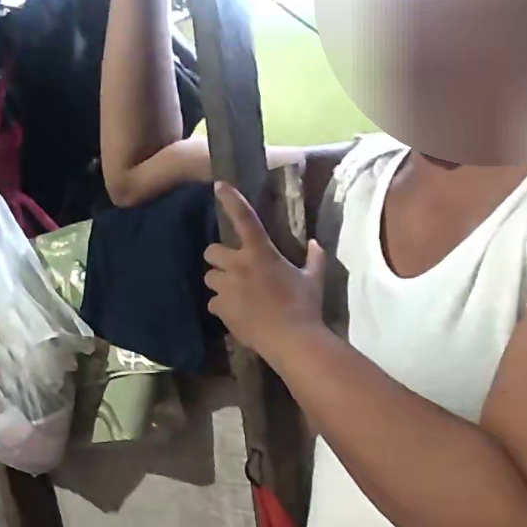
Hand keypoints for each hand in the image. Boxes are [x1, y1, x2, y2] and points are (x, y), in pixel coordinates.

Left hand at [205, 183, 328, 362]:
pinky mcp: (222, 309)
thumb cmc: (305, 306)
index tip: (219, 186)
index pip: (244, 218)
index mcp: (261, 252)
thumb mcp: (314, 279)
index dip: (230, 199)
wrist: (291, 339)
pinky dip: (222, 306)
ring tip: (233, 293)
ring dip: (219, 282)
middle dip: (218, 258)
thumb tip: (316, 244)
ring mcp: (227, 288)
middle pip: (211, 252)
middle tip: (231, 267)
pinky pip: (213, 303)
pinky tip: (235, 313)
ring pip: (210, 278)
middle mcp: (239, 266)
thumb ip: (314, 258)